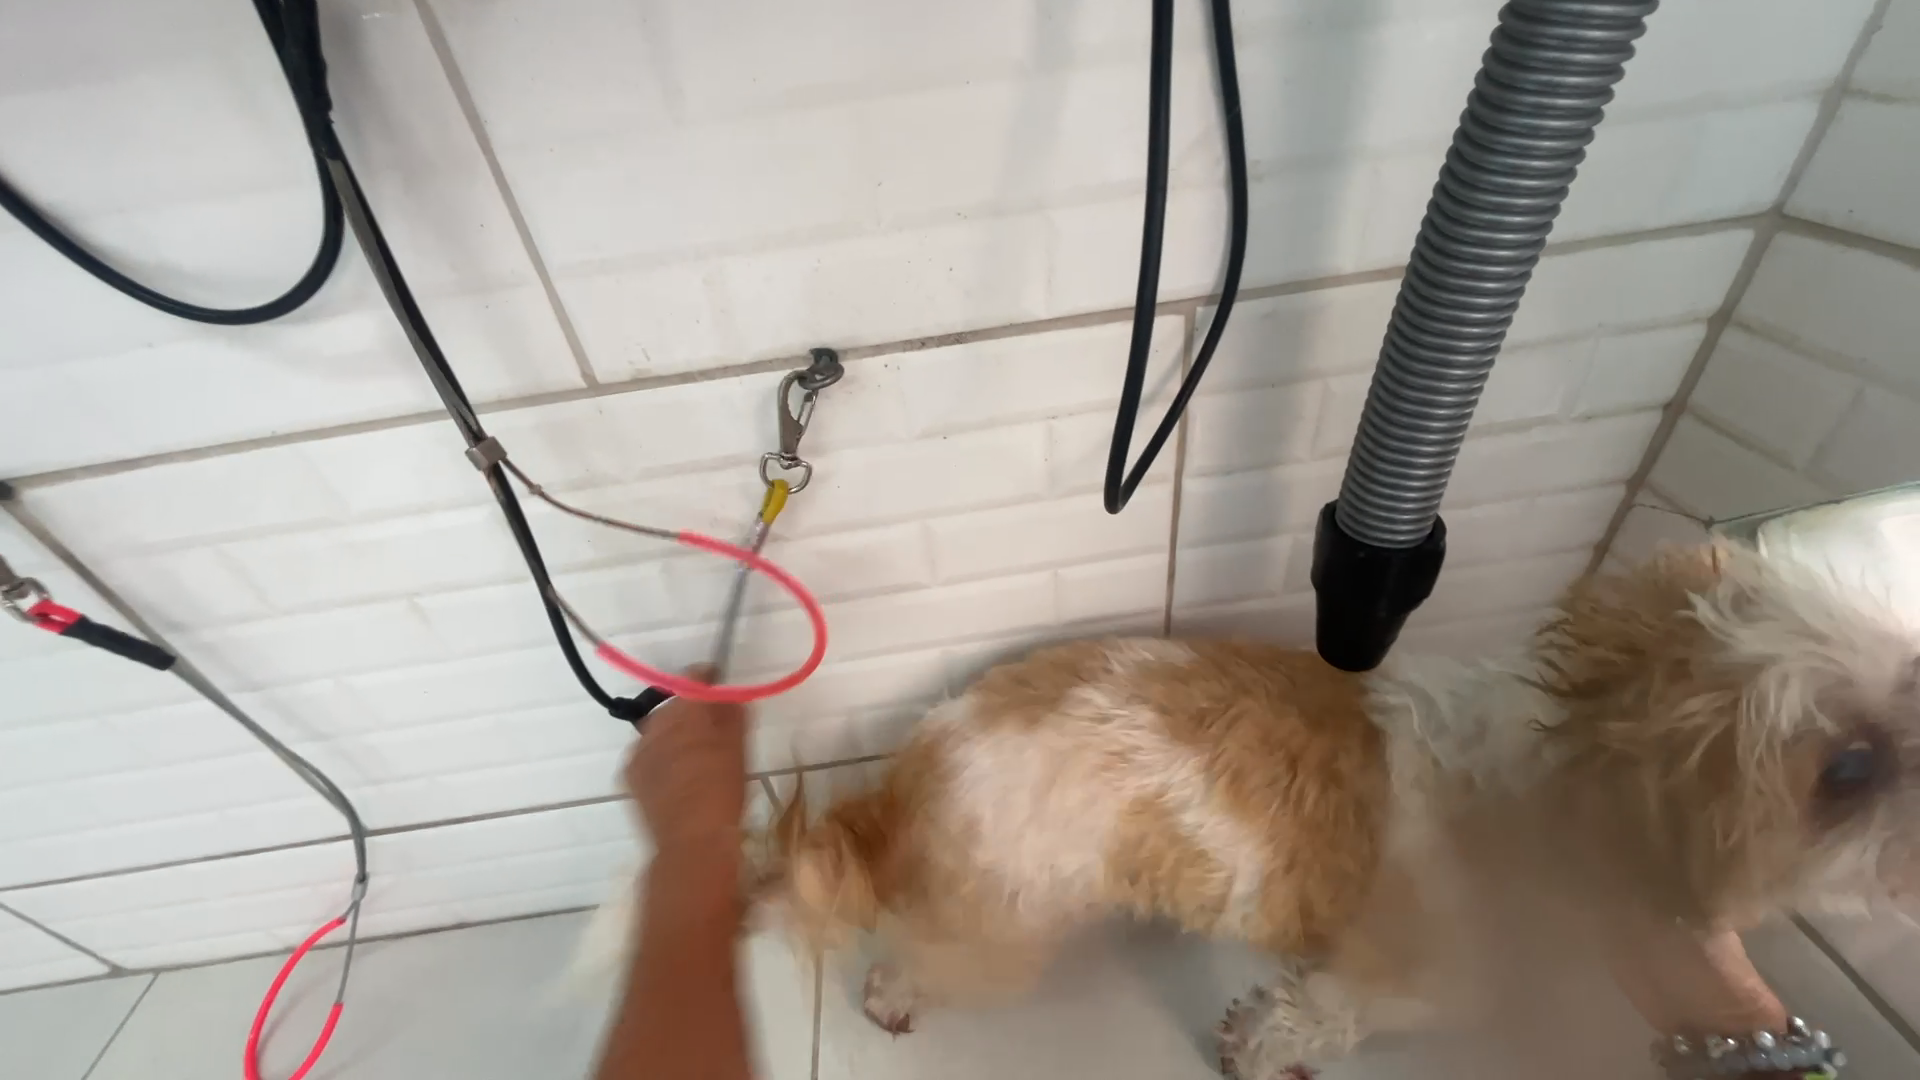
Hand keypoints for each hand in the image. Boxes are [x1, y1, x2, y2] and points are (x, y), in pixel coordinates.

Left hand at [623, 668, 749, 857]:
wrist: (691, 844)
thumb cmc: (725, 794)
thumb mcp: (740, 750)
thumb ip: (734, 716)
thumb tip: (731, 696)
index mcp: (687, 714)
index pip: (694, 679)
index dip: (709, 678)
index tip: (721, 684)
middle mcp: (656, 725)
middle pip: (674, 703)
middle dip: (691, 707)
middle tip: (713, 724)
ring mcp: (638, 751)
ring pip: (658, 726)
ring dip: (675, 729)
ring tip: (695, 749)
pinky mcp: (629, 775)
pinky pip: (647, 750)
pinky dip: (661, 751)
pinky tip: (677, 769)